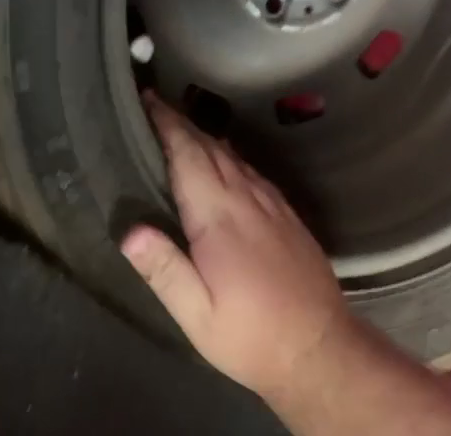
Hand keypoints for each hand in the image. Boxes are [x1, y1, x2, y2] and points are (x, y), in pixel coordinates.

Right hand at [120, 94, 368, 401]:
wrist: (321, 348)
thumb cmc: (252, 335)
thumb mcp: (198, 316)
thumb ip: (165, 270)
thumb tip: (129, 231)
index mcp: (219, 216)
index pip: (189, 155)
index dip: (168, 125)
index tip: (147, 101)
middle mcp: (246, 198)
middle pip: (210, 147)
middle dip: (181, 124)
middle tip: (154, 106)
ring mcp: (271, 204)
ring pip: (233, 157)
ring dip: (204, 138)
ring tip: (180, 128)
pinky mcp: (286, 214)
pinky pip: (251, 171)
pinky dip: (229, 157)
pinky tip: (224, 162)